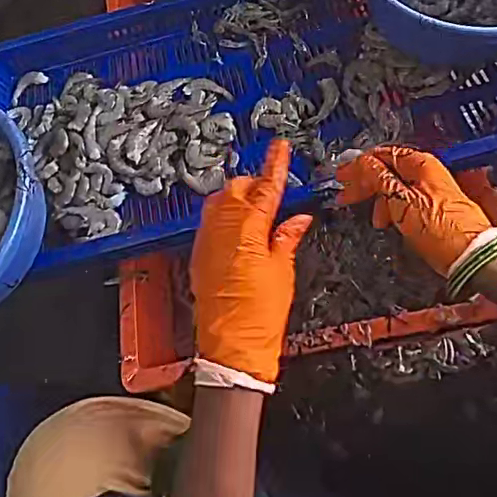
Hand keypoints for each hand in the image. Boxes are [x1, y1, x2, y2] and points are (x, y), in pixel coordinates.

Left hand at [191, 139, 312, 385]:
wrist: (232, 350)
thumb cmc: (260, 316)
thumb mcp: (283, 271)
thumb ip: (287, 237)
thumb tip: (298, 218)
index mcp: (249, 230)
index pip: (265, 187)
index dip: (274, 164)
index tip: (279, 147)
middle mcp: (222, 230)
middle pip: (237, 188)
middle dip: (256, 183)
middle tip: (275, 190)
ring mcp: (207, 241)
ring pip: (220, 201)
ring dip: (239, 197)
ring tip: (258, 208)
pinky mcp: (199, 254)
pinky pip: (210, 221)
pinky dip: (226, 215)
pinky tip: (240, 227)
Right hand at [336, 146, 496, 275]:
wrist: (474, 257)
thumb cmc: (444, 232)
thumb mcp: (402, 204)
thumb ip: (380, 181)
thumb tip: (363, 164)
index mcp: (420, 164)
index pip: (382, 156)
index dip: (358, 166)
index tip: (342, 176)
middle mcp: (429, 172)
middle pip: (389, 170)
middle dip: (366, 182)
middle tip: (347, 193)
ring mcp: (434, 190)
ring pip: (397, 186)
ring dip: (379, 198)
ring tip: (374, 217)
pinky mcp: (438, 207)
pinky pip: (408, 200)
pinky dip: (393, 208)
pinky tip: (389, 220)